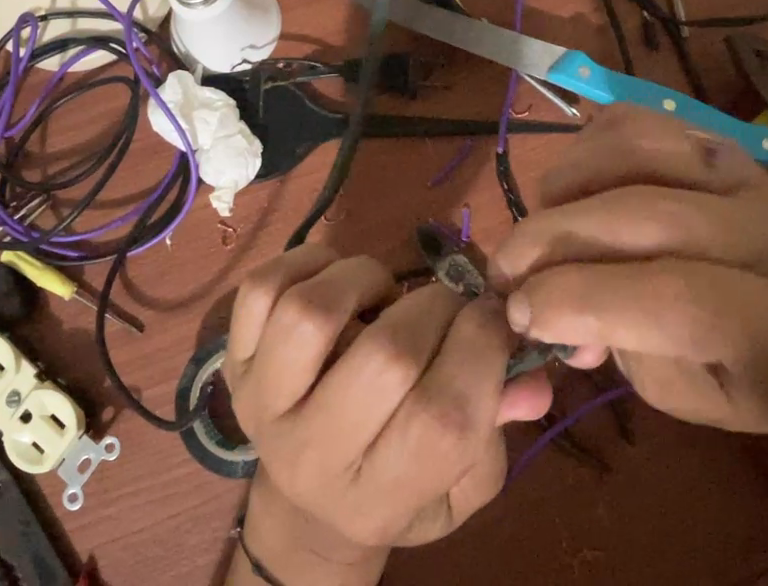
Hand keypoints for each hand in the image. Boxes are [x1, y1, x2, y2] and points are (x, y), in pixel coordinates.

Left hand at [223, 244, 551, 577]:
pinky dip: (307, 262)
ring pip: (312, 313)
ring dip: (365, 279)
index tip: (496, 318)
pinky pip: (262, 289)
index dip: (483, 349)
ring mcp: (262, 402)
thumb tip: (533, 377)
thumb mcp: (462, 485)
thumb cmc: (399, 489)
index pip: (442, 419)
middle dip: (436, 309)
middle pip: (385, 358)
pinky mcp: (233, 361)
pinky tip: (337, 277)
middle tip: (449, 303)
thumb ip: (495, 431)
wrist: (307, 504)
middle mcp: (313, 453)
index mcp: (379, 497)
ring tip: (385, 293)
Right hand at [490, 104, 767, 433]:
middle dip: (555, 240)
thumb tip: (537, 306)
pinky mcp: (718, 145)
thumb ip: (613, 344)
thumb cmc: (737, 381)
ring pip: (640, 149)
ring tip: (539, 224)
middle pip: (648, 215)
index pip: (680, 297)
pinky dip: (586, 148)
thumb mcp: (680, 395)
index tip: (519, 313)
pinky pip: (637, 122)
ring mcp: (747, 178)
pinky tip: (570, 190)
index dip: (583, 299)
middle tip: (505, 270)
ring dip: (567, 183)